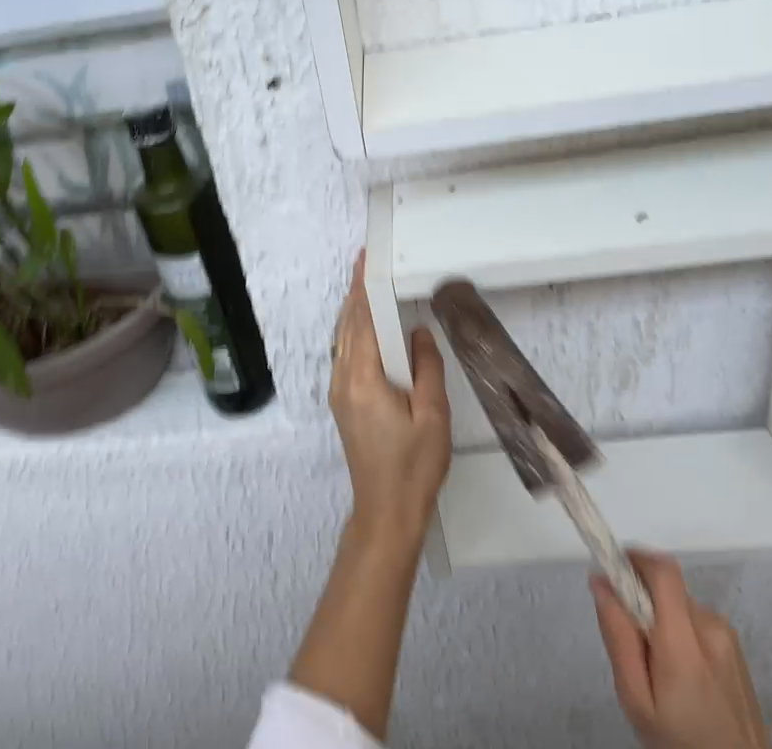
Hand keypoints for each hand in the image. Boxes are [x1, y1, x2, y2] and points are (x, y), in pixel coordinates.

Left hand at [329, 252, 450, 545]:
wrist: (386, 510)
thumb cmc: (414, 465)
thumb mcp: (432, 415)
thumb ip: (426, 368)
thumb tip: (419, 332)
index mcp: (364, 380)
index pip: (362, 321)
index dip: (364, 288)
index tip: (366, 260)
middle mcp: (343, 381)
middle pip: (347, 327)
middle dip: (356, 294)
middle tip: (367, 264)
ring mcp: (339, 394)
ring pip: (342, 342)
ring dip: (353, 313)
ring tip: (367, 288)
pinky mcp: (343, 405)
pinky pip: (345, 357)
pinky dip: (355, 334)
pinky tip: (368, 330)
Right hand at [592, 552, 771, 748]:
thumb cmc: (679, 743)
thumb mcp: (636, 700)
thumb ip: (618, 638)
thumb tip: (600, 581)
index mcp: (684, 642)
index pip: (663, 572)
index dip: (634, 559)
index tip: (609, 571)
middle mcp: (711, 627)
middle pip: (666, 589)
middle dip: (639, 601)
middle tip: (628, 646)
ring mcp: (728, 637)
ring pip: (678, 606)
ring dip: (658, 620)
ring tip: (654, 670)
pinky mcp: (735, 647)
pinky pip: (694, 621)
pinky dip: (676, 633)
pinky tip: (678, 676)